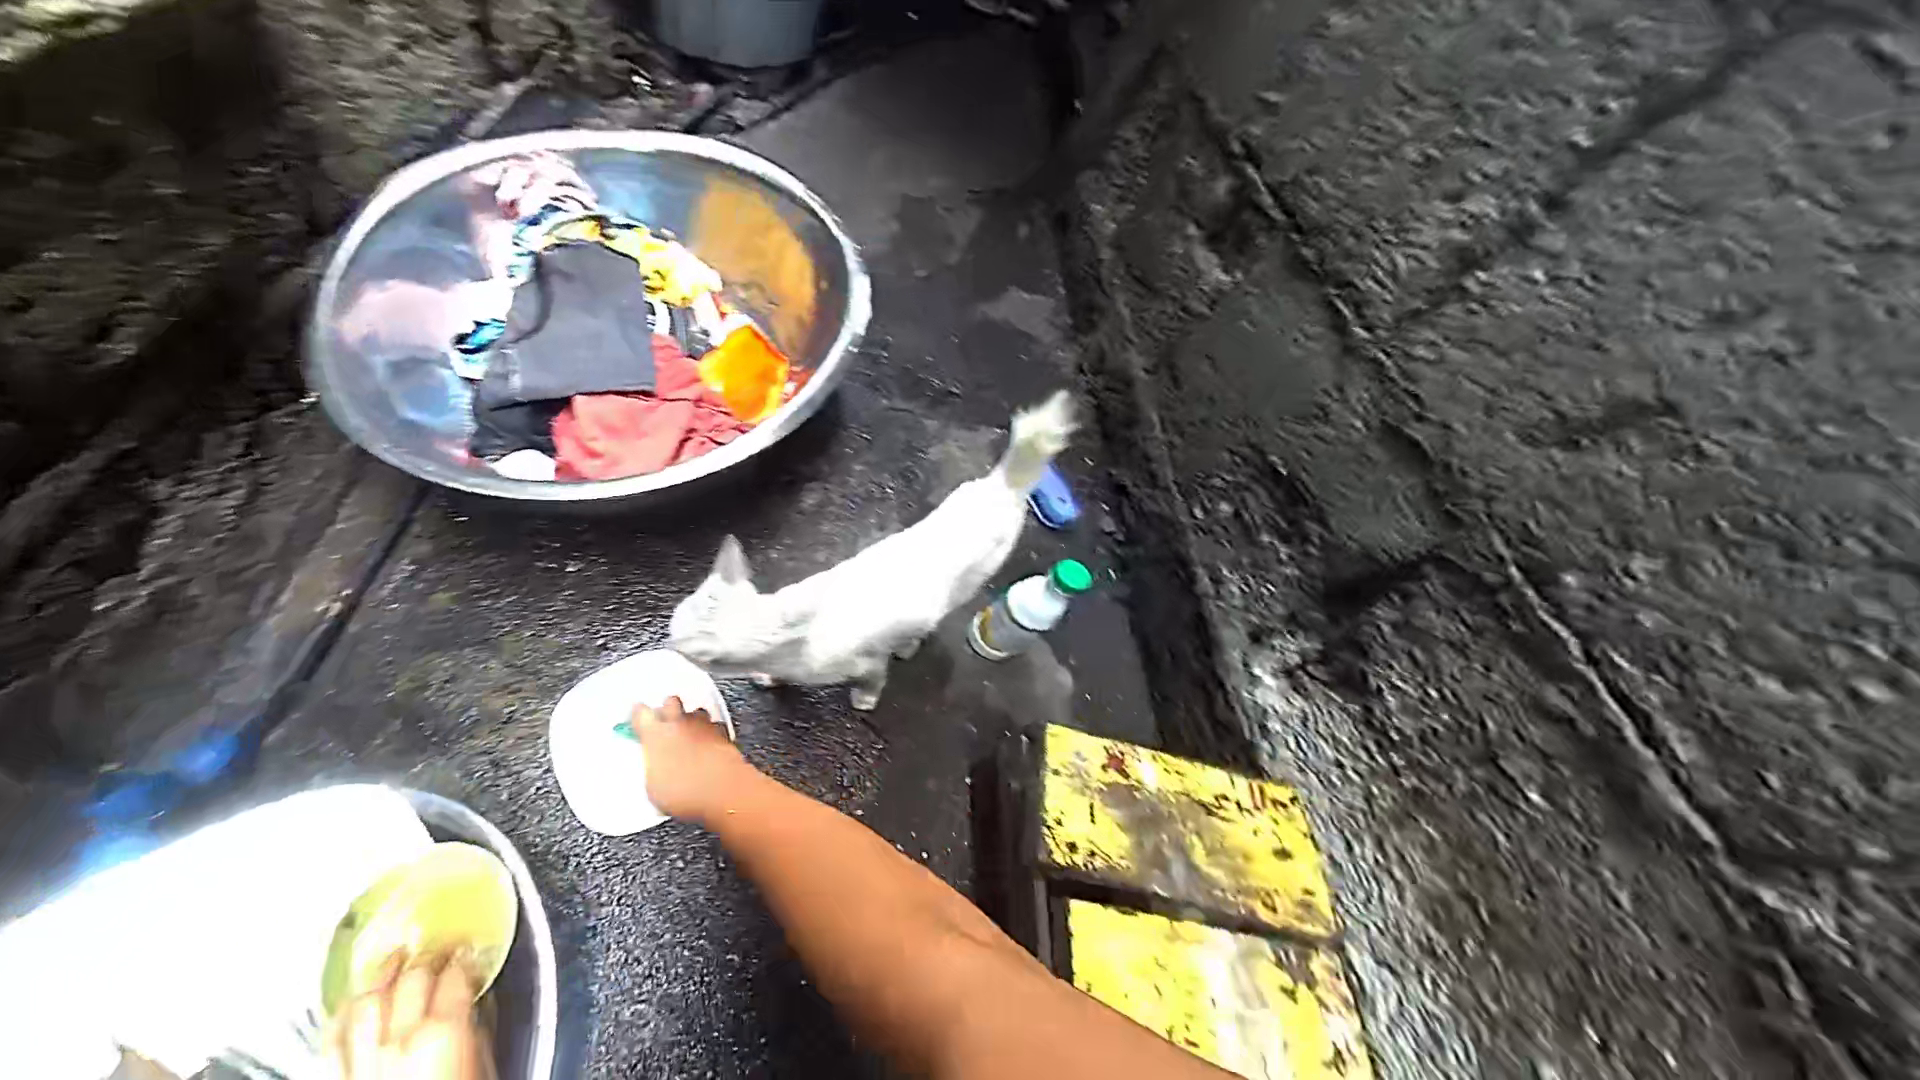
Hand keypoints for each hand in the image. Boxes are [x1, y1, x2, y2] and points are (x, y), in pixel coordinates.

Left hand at [329, 952, 494, 1079]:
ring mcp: (360, 1064)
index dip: (462, 957)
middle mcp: (399, 1041)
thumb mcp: (482, 1066)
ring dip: (379, 976)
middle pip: (410, 981)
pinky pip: (331, 1041)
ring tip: (391, 958)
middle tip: (437, 947)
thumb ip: (475, 1031)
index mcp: (443, 1032)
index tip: (467, 949)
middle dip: (426, 958)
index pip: (454, 976)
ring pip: (365, 1005)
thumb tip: (471, 1006)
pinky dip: (343, 1016)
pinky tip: (350, 1003)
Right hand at [630, 696, 749, 822]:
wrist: (721, 789)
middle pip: (671, 702)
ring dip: (692, 719)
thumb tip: (656, 767)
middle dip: (668, 707)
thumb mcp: (653, 787)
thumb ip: (653, 767)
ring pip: (696, 711)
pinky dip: (711, 731)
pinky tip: (710, 742)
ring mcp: (704, 726)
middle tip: (665, 719)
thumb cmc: (681, 792)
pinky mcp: (724, 733)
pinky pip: (714, 725)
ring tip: (690, 731)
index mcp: (655, 735)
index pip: (641, 714)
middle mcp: (679, 723)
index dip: (639, 714)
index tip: (637, 716)